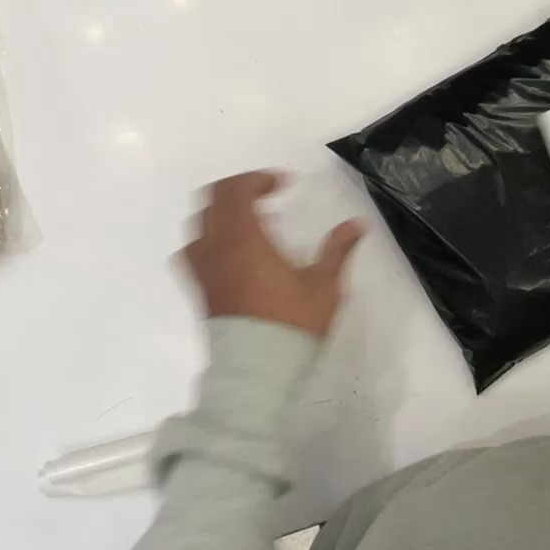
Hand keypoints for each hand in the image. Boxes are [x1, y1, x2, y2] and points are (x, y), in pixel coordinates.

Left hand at [183, 171, 364, 336]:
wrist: (259, 370)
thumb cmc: (292, 325)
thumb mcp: (323, 287)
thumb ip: (337, 251)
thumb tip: (357, 224)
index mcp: (246, 240)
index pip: (238, 190)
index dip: (259, 179)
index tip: (283, 184)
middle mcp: (217, 248)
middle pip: (214, 198)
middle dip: (238, 188)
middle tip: (265, 195)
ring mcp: (203, 269)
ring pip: (199, 222)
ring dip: (220, 211)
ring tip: (246, 221)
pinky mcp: (199, 289)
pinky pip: (191, 250)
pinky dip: (207, 237)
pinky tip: (227, 250)